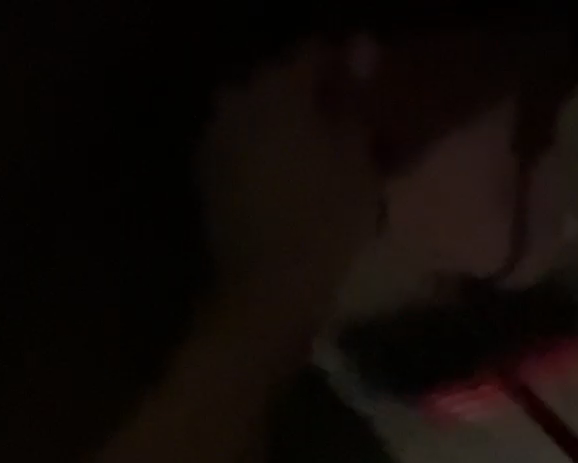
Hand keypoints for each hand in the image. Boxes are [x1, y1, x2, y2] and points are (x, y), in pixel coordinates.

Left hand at [197, 41, 382, 339]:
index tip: (369, 100)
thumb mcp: (360, 163)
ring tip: (321, 169)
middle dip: (314, 108)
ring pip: (261, 124)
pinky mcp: (208, 181)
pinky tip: (292, 192)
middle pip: (282, 90)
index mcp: (276, 88)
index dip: (346, 75)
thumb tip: (357, 72)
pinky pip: (246, 157)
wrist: (269, 289)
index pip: (314, 58)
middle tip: (347, 137)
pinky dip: (268, 165)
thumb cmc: (325, 222)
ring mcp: (216, 141)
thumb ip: (358, 110)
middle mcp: (236, 102)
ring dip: (288, 137)